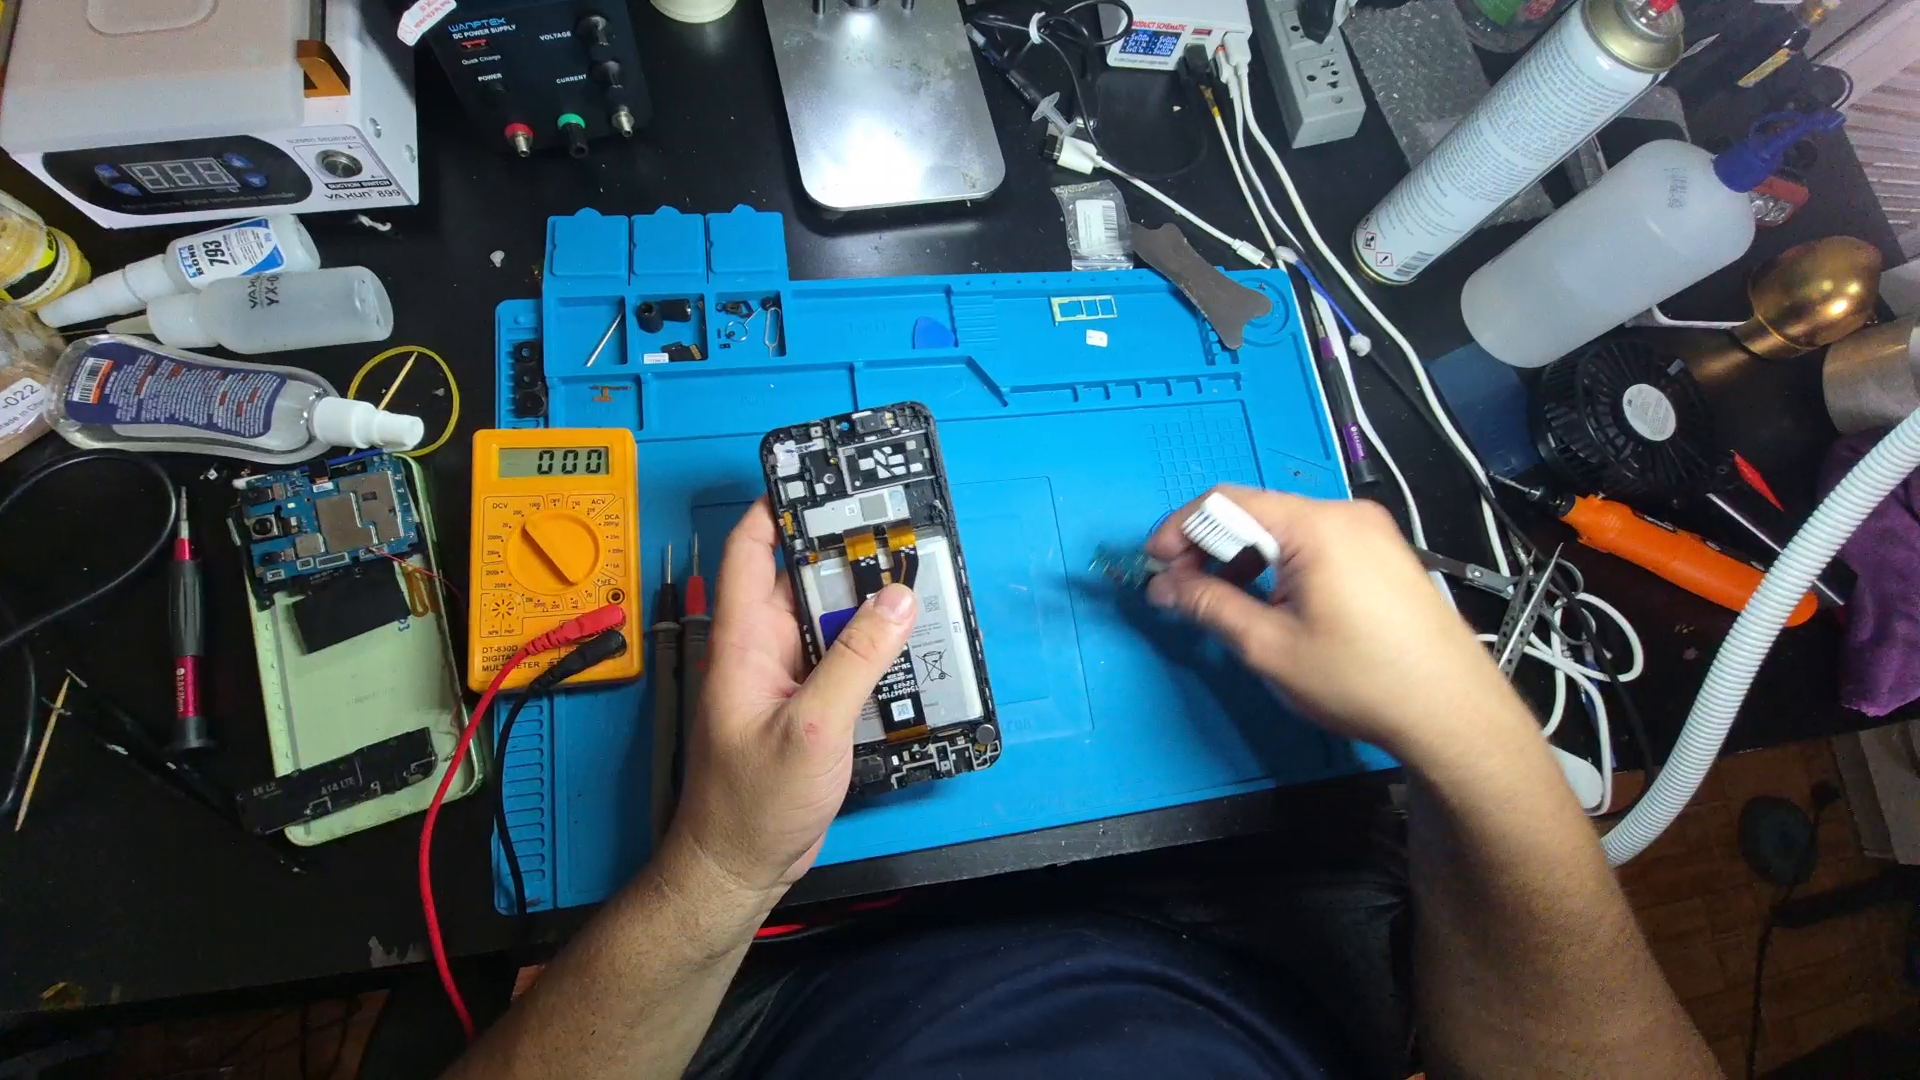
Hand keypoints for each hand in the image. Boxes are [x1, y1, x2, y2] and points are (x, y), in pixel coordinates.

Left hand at [666, 498, 917, 905]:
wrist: (742, 866)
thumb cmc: (753, 803)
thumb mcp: (811, 727)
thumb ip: (856, 660)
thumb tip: (898, 599)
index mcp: (744, 639)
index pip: (751, 550)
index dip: (778, 507)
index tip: (821, 482)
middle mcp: (764, 646)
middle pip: (803, 577)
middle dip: (845, 551)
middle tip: (896, 530)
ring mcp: (789, 674)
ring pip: (830, 617)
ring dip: (866, 600)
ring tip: (914, 577)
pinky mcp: (811, 700)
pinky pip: (844, 655)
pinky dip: (874, 643)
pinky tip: (908, 639)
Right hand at [1144, 486, 1522, 759]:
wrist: (1453, 715)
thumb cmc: (1360, 680)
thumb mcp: (1268, 645)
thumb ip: (1208, 605)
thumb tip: (1163, 587)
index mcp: (1316, 526)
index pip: (1225, 501)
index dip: (1180, 529)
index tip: (1156, 565)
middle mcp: (1345, 515)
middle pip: (1253, 510)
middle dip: (1208, 545)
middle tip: (1183, 588)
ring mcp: (1368, 532)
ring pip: (1280, 528)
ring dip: (1240, 556)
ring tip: (1223, 600)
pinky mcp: (1380, 554)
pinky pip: (1310, 543)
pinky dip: (1275, 563)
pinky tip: (1269, 600)